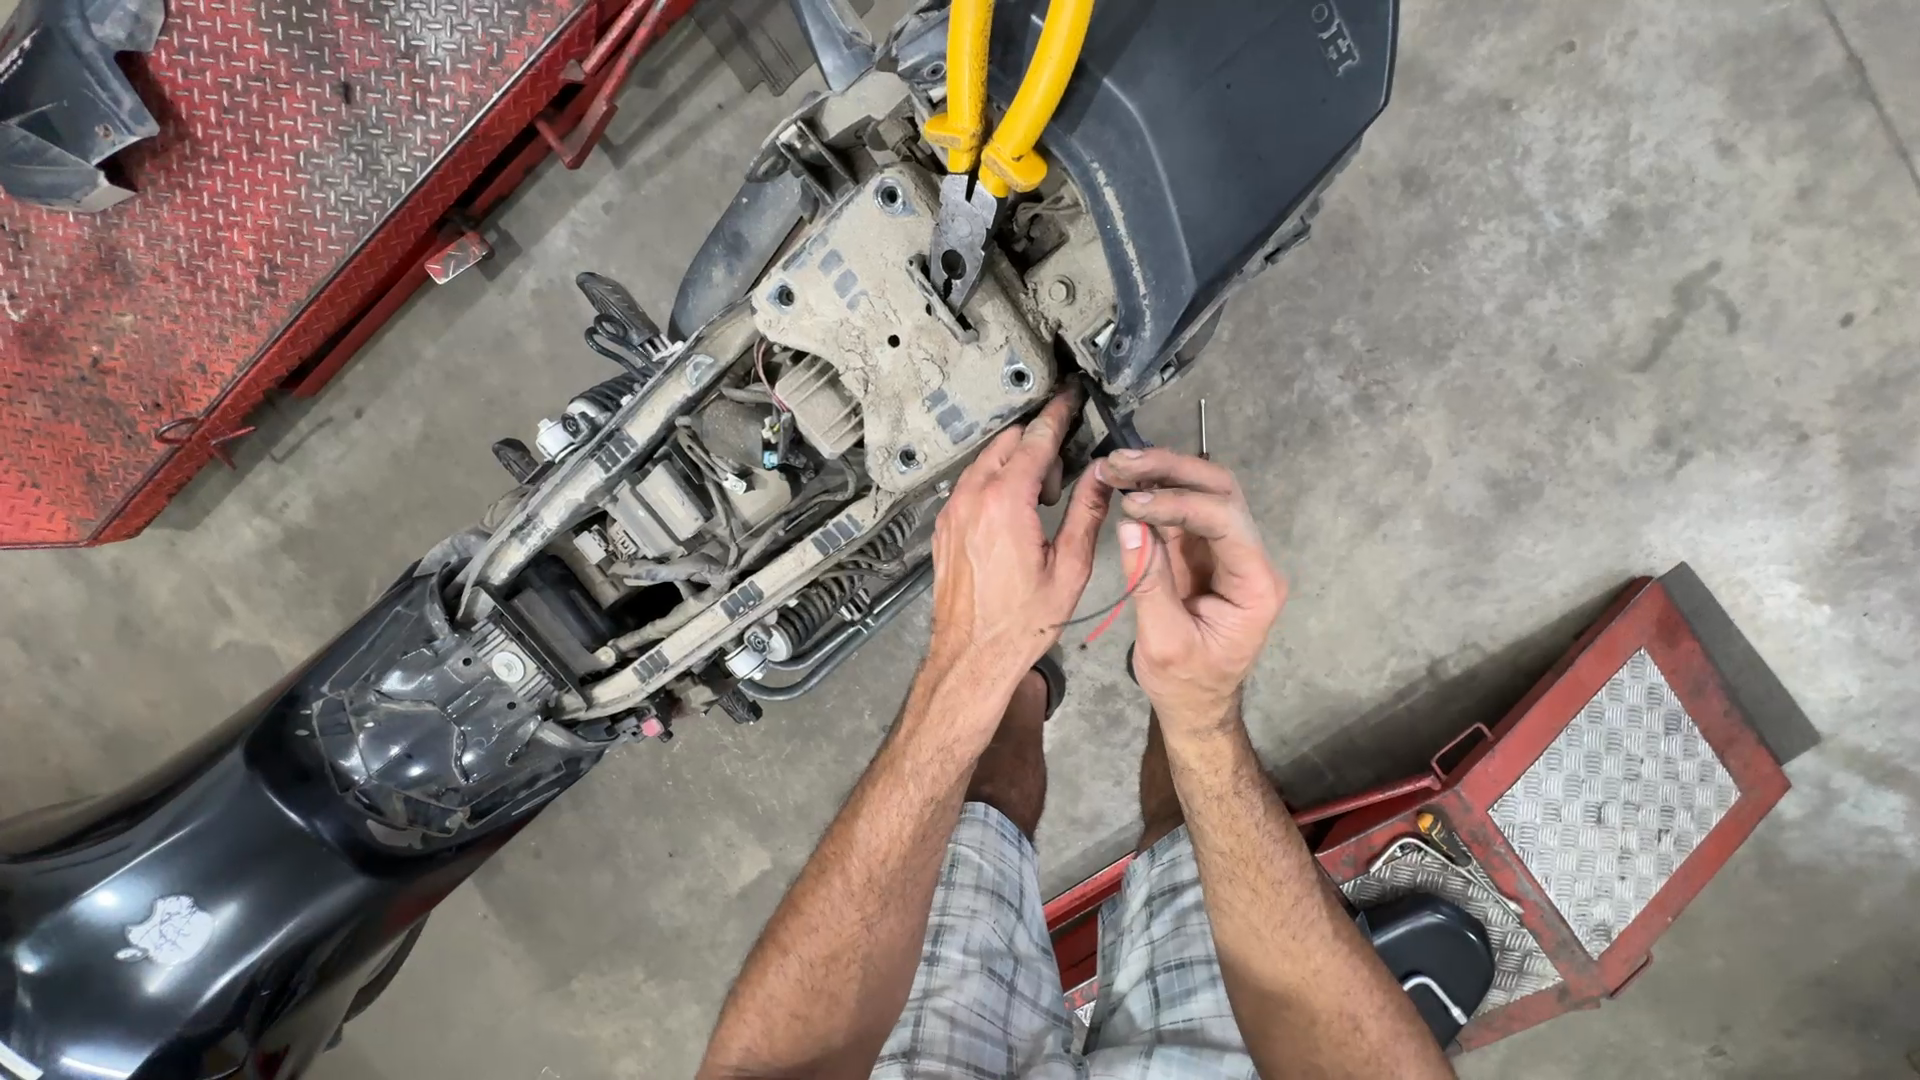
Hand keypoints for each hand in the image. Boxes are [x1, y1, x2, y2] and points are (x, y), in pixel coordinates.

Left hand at [927, 389, 1111, 687]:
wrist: (972, 656)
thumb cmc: (1021, 622)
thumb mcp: (1070, 568)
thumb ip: (1087, 512)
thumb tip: (1103, 475)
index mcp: (1006, 502)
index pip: (1035, 440)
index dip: (1057, 415)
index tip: (1069, 397)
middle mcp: (972, 498)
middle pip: (1007, 444)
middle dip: (1037, 444)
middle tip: (1063, 473)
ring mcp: (952, 512)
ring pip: (985, 462)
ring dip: (1014, 463)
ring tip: (1040, 499)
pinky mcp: (944, 527)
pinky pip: (969, 485)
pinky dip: (993, 482)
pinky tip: (1013, 512)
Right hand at [1099, 449, 1286, 733]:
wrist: (1195, 705)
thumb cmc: (1185, 683)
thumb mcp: (1163, 640)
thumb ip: (1149, 581)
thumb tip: (1130, 525)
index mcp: (1255, 584)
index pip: (1226, 521)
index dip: (1181, 503)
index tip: (1134, 504)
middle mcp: (1250, 559)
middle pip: (1222, 492)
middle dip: (1172, 471)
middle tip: (1122, 463)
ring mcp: (1227, 551)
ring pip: (1204, 491)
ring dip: (1161, 474)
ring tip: (1117, 466)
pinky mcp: (1202, 552)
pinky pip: (1184, 510)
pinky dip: (1154, 493)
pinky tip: (1125, 482)